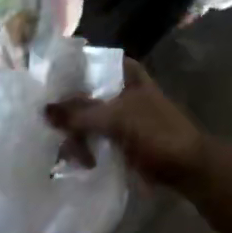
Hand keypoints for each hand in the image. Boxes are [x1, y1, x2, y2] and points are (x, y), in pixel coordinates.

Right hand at [46, 59, 208, 186]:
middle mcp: (119, 85)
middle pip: (82, 91)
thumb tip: (43, 110)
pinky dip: (84, 143)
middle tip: (53, 128)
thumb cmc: (156, 133)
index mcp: (122, 70)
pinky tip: (76, 156)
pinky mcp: (120, 134)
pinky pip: (94, 134)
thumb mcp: (116, 119)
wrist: (190, 169)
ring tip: (71, 152)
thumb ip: (79, 114)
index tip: (41, 90)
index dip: (62, 75)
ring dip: (75, 132)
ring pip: (86, 115)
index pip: (84, 63)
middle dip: (67, 111)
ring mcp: (120, 110)